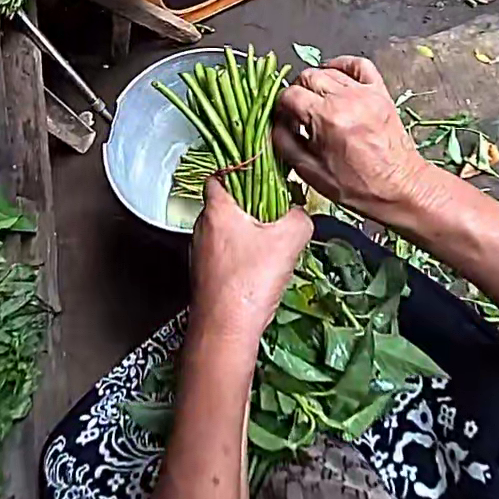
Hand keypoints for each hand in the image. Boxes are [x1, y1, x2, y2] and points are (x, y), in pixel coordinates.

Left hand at [190, 177, 313, 347]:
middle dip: (248, 203)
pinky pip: (222, 249)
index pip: (219, 175)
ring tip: (270, 239)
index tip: (260, 175)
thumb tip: (300, 212)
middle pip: (224, 202)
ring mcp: (199, 248)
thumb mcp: (288, 241)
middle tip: (273, 209)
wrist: (225, 328)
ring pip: (224, 227)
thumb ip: (299, 217)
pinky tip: (258, 266)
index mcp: (216, 208)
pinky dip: (239, 251)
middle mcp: (201, 224)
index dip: (238, 171)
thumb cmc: (251, 279)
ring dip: (244, 229)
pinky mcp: (202, 270)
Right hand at [270, 56, 441, 220]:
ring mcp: (366, 93)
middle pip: (307, 77)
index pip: (289, 95)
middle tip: (298, 113)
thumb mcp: (310, 172)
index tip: (284, 120)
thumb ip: (284, 143)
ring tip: (316, 102)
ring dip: (316, 83)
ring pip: (327, 70)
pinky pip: (358, 64)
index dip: (281, 107)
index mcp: (328, 119)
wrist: (402, 189)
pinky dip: (342, 66)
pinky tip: (334, 78)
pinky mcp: (380, 92)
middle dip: (296, 93)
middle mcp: (346, 99)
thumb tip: (274, 123)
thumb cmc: (358, 187)